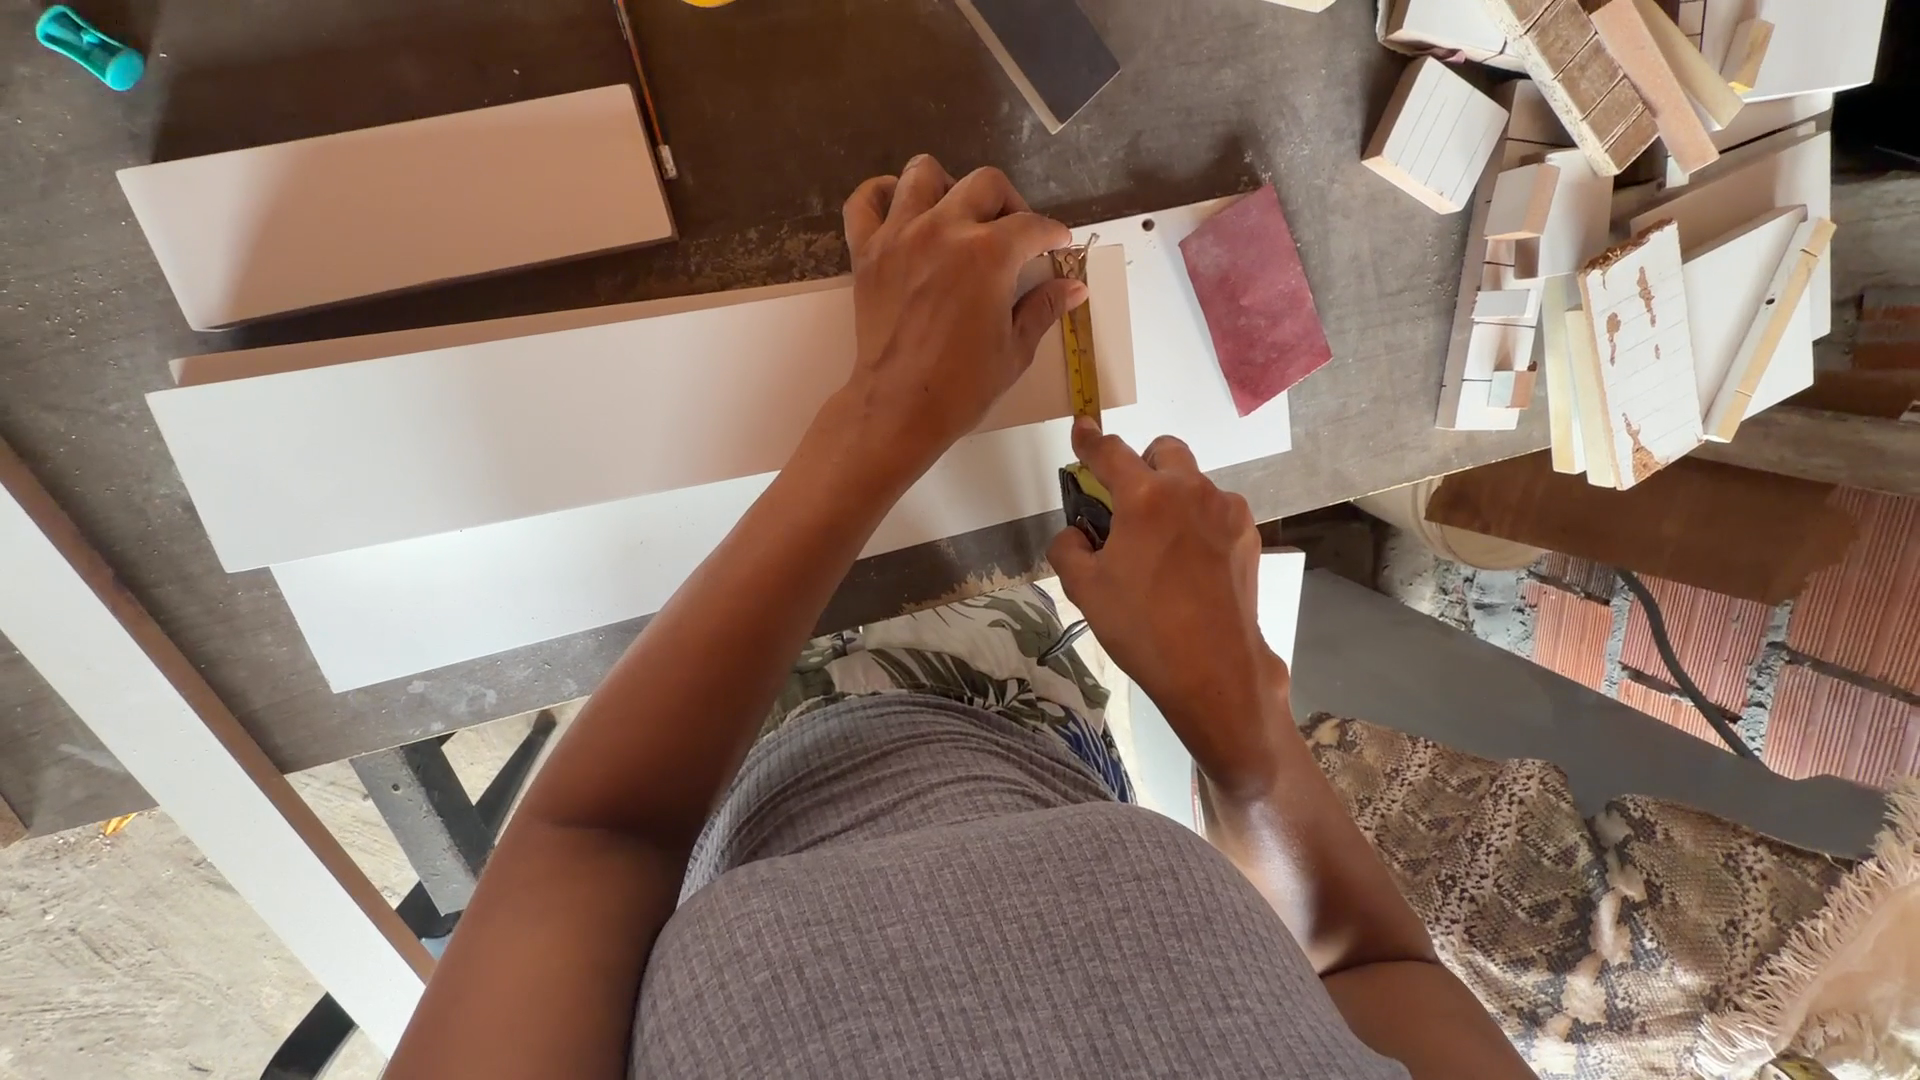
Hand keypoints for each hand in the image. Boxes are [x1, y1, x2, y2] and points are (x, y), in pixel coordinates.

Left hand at [820, 155, 1086, 490]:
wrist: (899, 408)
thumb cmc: (962, 387)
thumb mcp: (1014, 350)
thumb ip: (1043, 309)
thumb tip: (1073, 288)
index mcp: (989, 254)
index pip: (1032, 226)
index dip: (1052, 235)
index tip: (1057, 245)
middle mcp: (945, 230)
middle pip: (986, 184)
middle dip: (1010, 203)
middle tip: (1013, 233)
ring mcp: (900, 236)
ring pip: (924, 173)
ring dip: (948, 187)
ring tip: (957, 216)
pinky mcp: (867, 252)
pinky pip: (865, 201)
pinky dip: (882, 194)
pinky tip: (901, 209)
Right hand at [1047, 419, 1292, 794]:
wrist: (1214, 670)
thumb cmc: (1141, 627)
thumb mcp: (1084, 589)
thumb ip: (1068, 548)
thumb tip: (1078, 534)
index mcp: (1144, 496)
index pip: (1110, 453)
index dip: (1090, 440)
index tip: (1081, 428)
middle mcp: (1190, 490)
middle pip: (1164, 450)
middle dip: (1143, 462)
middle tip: (1128, 501)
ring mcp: (1227, 511)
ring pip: (1194, 482)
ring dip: (1173, 495)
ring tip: (1162, 544)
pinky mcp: (1249, 535)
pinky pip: (1217, 512)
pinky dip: (1199, 522)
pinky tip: (1191, 564)